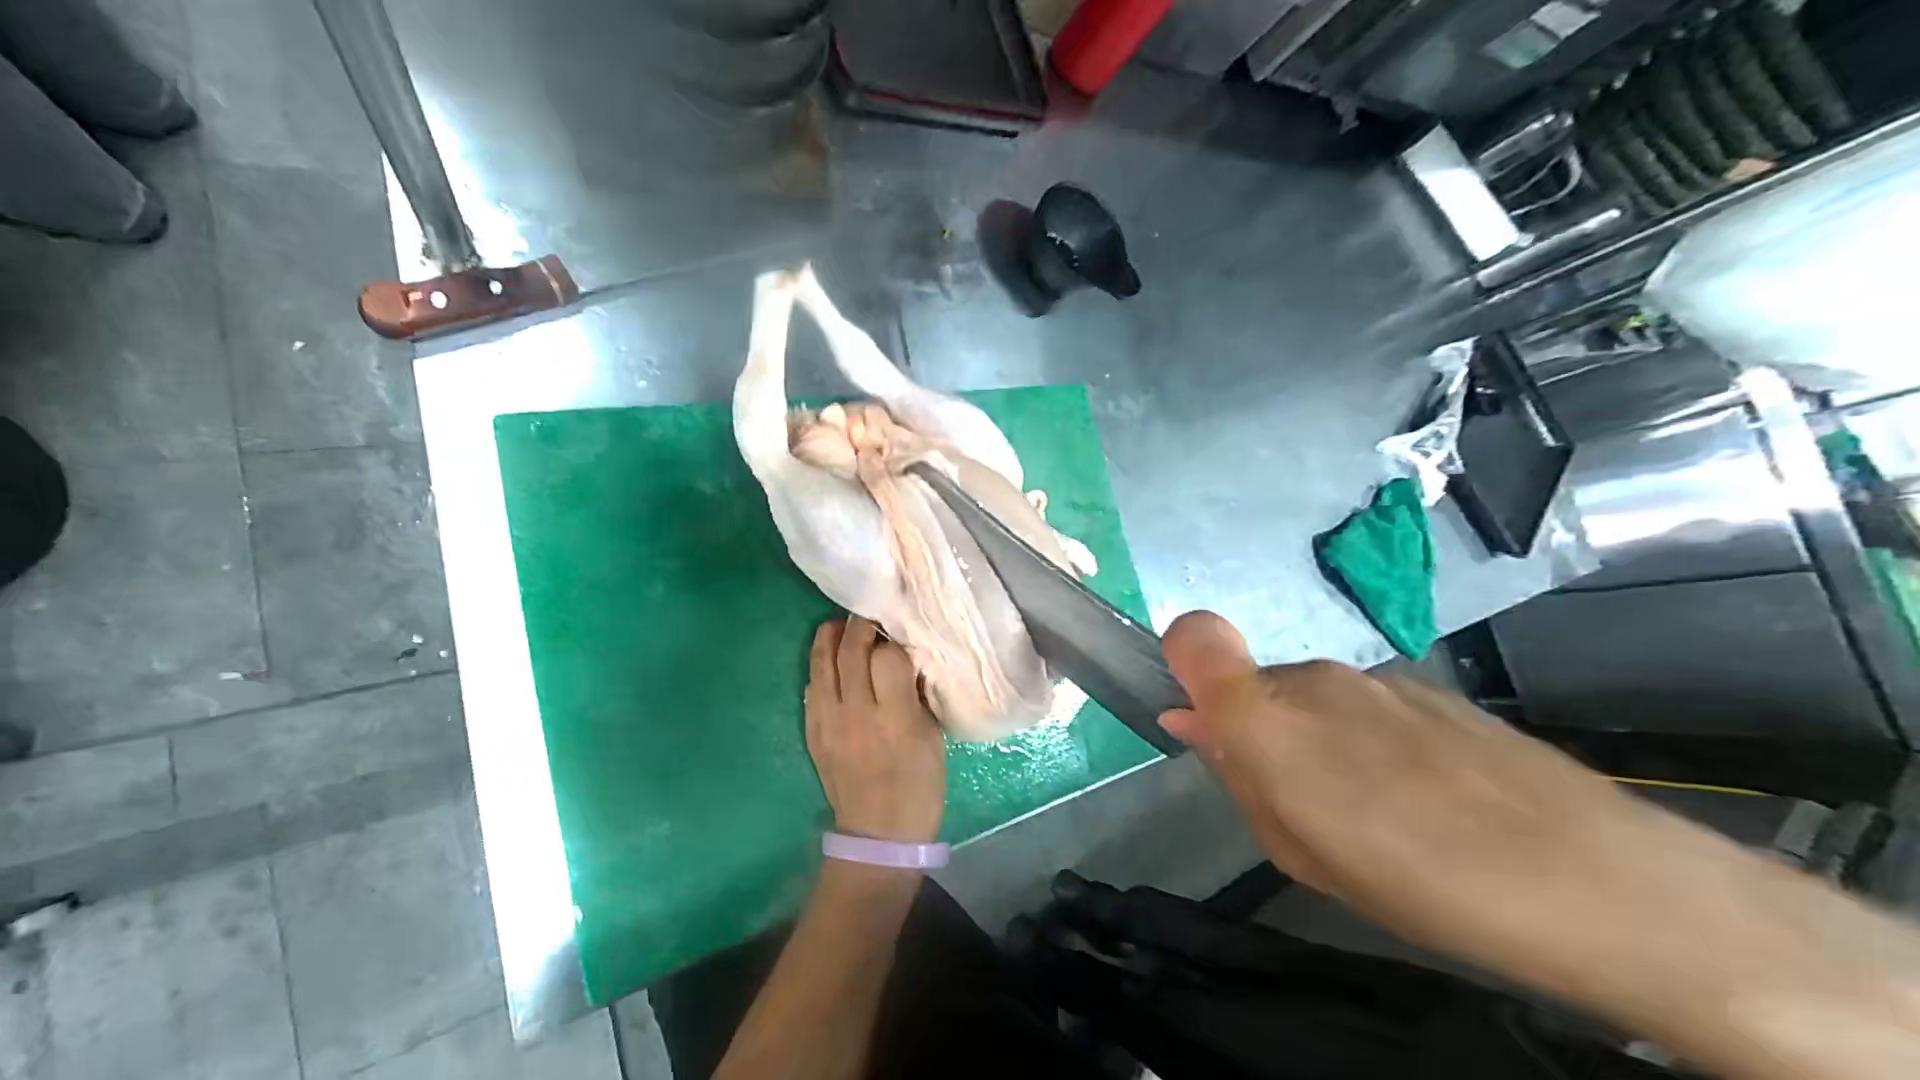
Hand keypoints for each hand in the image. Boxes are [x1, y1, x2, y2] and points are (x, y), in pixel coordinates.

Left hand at [805, 616, 946, 842]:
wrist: (878, 834)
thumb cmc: (919, 785)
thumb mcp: (933, 736)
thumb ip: (916, 693)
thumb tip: (906, 657)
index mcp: (895, 716)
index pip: (888, 656)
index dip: (894, 639)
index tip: (899, 633)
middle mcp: (856, 712)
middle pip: (850, 650)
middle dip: (860, 625)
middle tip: (869, 615)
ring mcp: (828, 721)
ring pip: (822, 662)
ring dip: (831, 636)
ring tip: (841, 624)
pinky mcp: (812, 731)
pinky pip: (811, 686)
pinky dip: (820, 667)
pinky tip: (830, 659)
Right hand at [1156, 610, 1686, 977]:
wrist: (1593, 879)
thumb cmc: (1416, 883)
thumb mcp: (1297, 852)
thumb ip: (1236, 776)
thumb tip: (1194, 724)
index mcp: (1266, 717)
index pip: (1194, 636)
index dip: (1182, 659)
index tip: (1201, 714)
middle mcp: (1311, 678)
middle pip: (1254, 681)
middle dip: (1257, 727)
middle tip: (1300, 800)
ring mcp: (1375, 677)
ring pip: (1312, 695)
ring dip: (1316, 737)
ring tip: (1375, 809)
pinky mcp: (1429, 687)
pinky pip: (1366, 704)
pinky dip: (1368, 737)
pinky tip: (1422, 795)